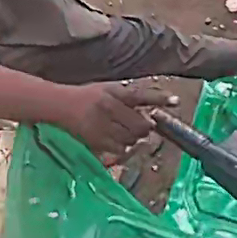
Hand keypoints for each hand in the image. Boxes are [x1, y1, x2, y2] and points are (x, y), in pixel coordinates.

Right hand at [57, 81, 174, 157]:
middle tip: (141, 124)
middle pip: (141, 124)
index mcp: (114, 92)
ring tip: (123, 130)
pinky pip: (120, 148)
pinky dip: (122, 146)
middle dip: (145, 126)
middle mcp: (110, 108)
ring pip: (132, 138)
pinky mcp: (97, 140)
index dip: (160, 99)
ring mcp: (103, 126)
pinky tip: (115, 139)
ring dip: (134, 137)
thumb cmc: (87, 96)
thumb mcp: (108, 89)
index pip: (141, 96)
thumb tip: (151, 112)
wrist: (60, 105)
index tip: (176, 101)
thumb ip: (128, 97)